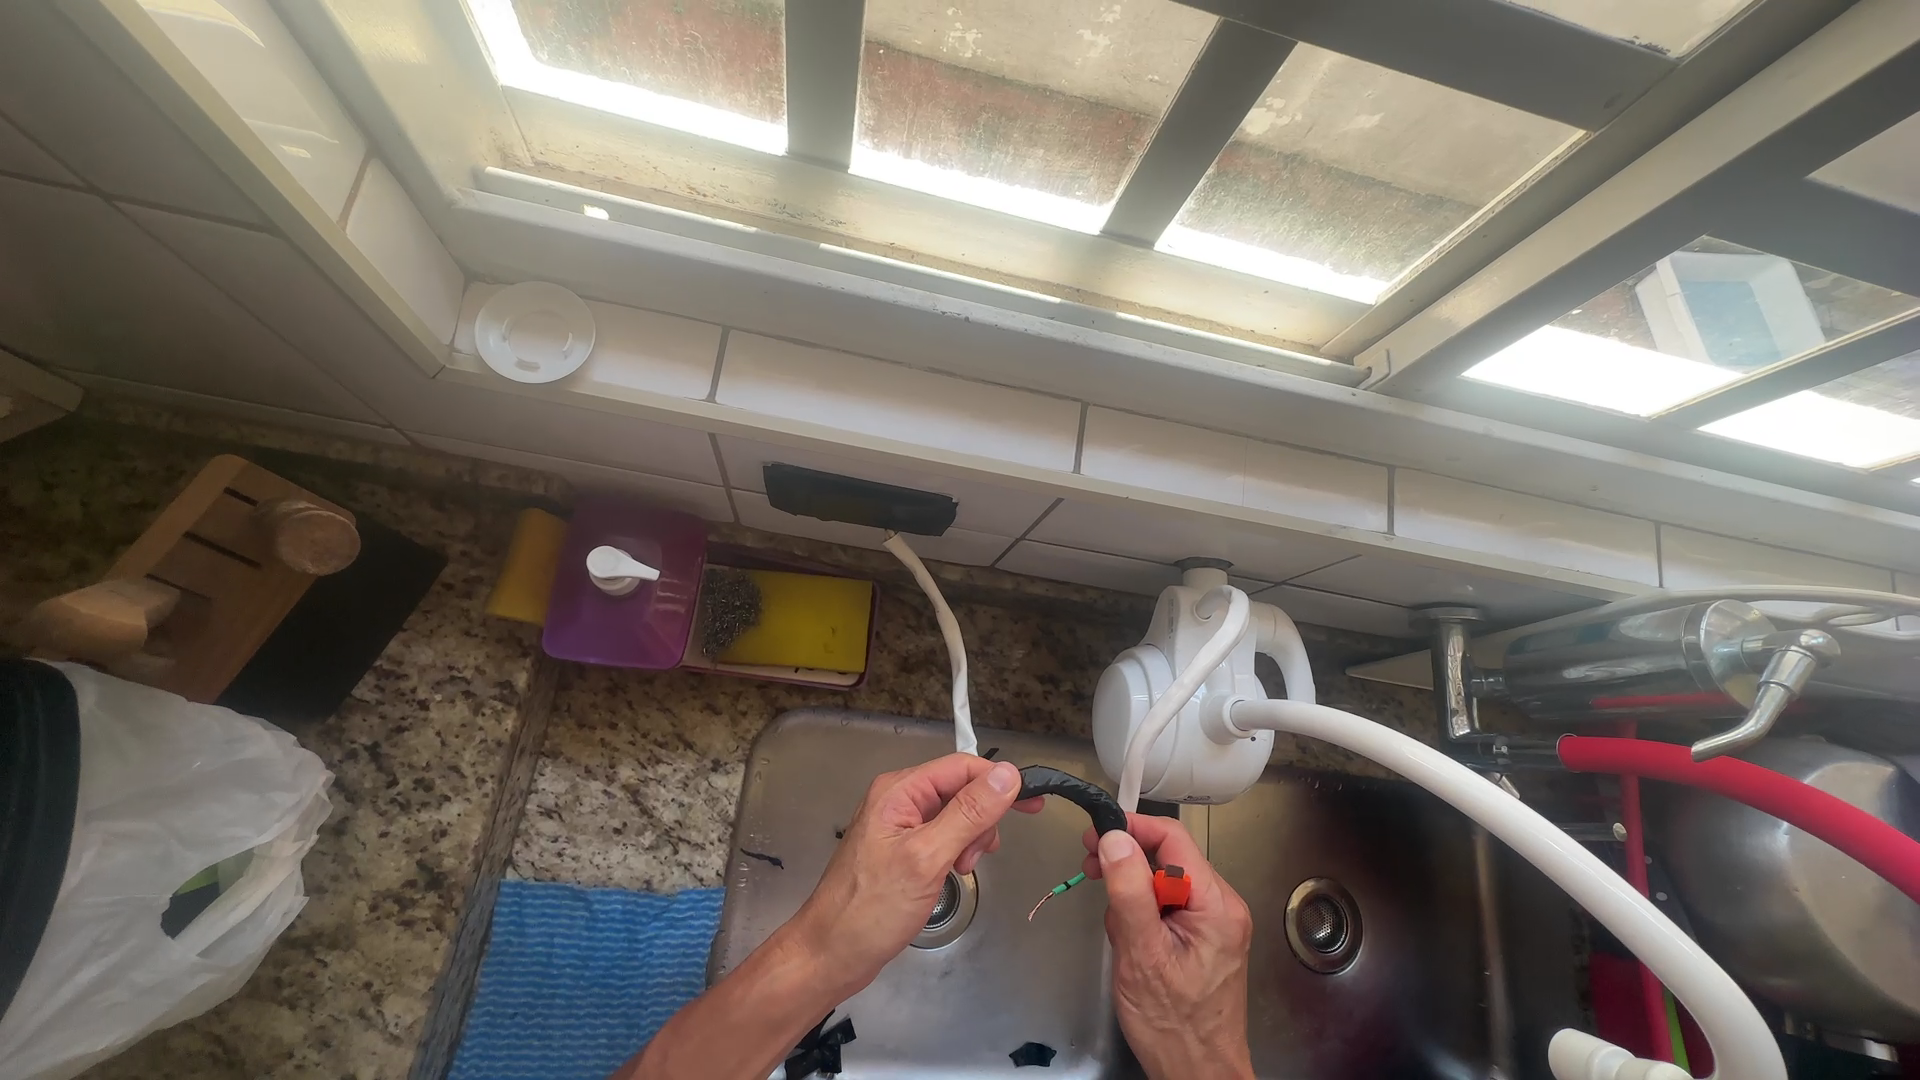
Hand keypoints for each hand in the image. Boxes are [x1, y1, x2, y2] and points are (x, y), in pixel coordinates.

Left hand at [788, 754, 1039, 995]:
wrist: (830, 955)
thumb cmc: (872, 908)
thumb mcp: (928, 857)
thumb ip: (969, 814)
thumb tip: (1007, 775)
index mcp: (900, 790)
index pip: (961, 767)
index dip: (998, 782)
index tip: (1031, 803)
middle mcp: (899, 799)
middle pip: (960, 789)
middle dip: (981, 818)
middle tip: (979, 854)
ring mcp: (900, 825)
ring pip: (956, 815)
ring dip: (970, 839)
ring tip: (961, 869)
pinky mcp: (903, 849)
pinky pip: (943, 836)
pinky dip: (957, 852)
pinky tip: (953, 873)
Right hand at [1082, 814, 1254, 1079]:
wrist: (1197, 1075)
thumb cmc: (1173, 1024)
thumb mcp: (1142, 953)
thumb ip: (1129, 891)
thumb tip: (1114, 837)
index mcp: (1216, 903)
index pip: (1173, 838)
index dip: (1133, 828)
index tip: (1096, 833)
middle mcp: (1221, 905)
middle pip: (1167, 857)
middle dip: (1126, 865)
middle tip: (1090, 869)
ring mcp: (1213, 921)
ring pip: (1162, 881)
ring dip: (1131, 894)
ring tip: (1118, 931)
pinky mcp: (1202, 936)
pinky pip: (1166, 904)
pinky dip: (1141, 913)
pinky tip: (1130, 940)